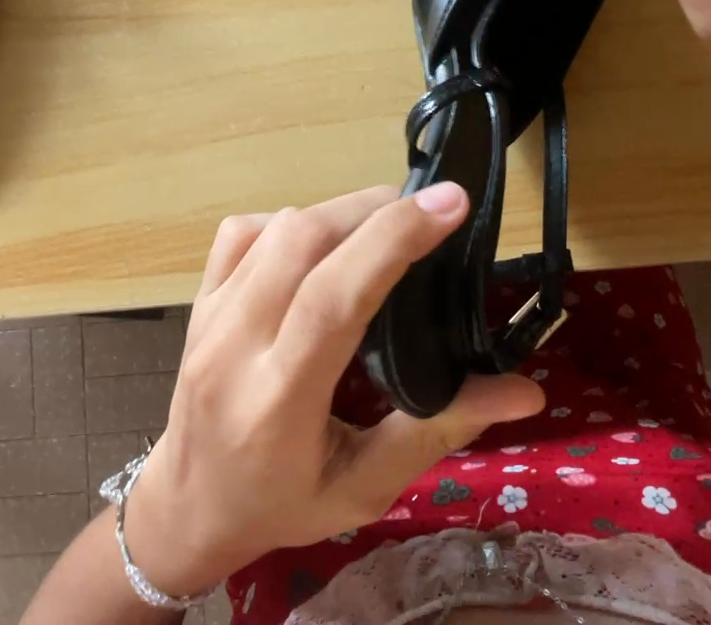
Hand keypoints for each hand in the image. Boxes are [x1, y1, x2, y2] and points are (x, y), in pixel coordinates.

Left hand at [120, 184, 545, 595]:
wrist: (185, 508)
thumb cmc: (280, 506)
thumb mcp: (363, 488)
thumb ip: (437, 431)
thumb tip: (525, 390)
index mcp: (279, 398)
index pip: (333, 295)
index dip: (393, 239)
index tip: (450, 204)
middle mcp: (234, 344)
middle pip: (302, 240)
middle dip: (374, 210)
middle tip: (427, 215)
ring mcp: (208, 316)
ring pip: (274, 227)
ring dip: (337, 212)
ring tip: (382, 229)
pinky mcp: (198, 301)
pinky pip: (240, 232)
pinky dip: (288, 222)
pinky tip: (317, 245)